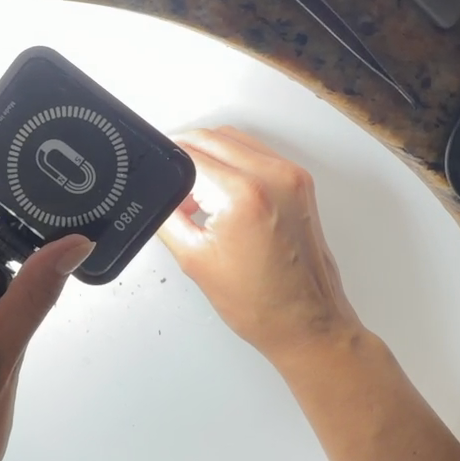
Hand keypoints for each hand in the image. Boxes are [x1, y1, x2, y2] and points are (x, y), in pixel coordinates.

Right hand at [158, 126, 364, 373]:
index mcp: (243, 194)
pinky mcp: (299, 182)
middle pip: (211, 137)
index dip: (162, 161)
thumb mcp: (192, 257)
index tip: (153, 175)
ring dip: (208, 155)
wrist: (307, 323)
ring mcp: (291, 176)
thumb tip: (155, 192)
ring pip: (233, 139)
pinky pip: (255, 152)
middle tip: (168, 185)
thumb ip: (166, 215)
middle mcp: (273, 176)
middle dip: (183, 154)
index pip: (188, 154)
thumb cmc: (260, 304)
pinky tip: (219, 192)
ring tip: (194, 193)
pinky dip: (231, 161)